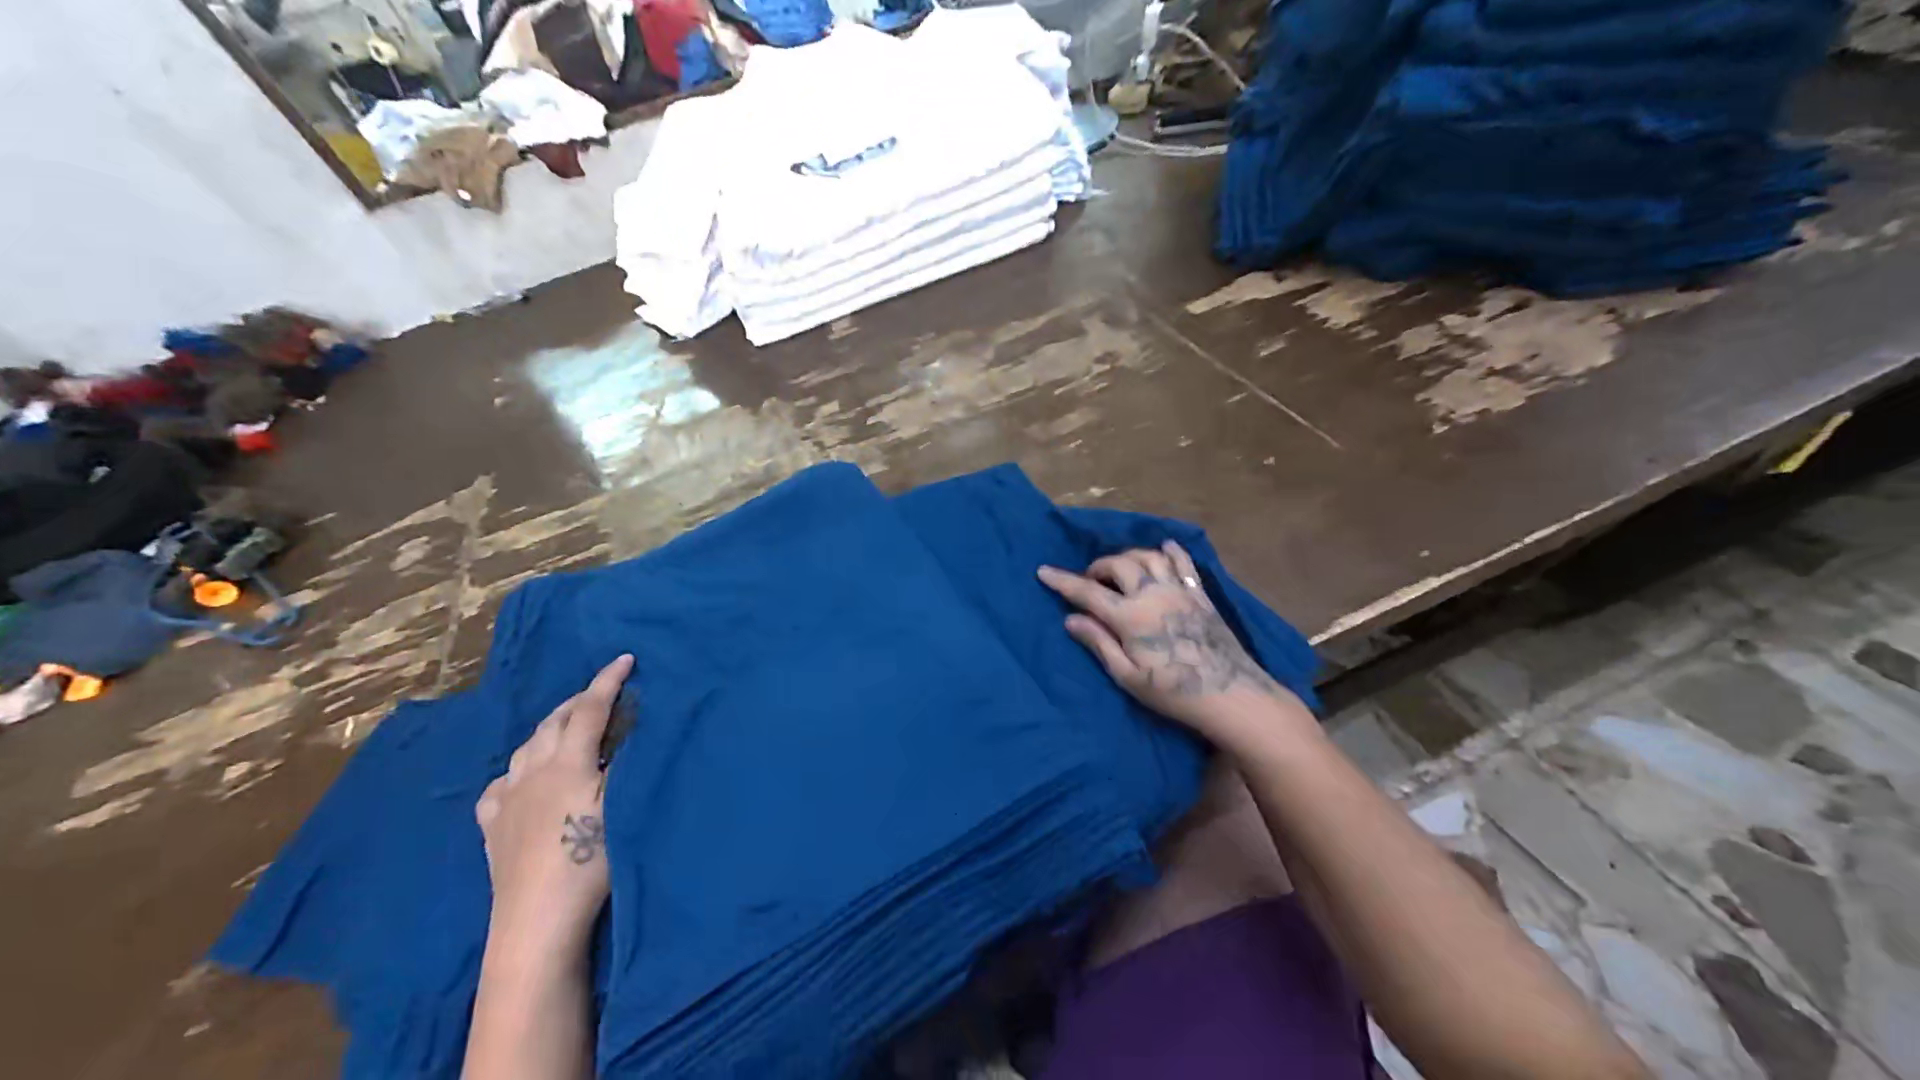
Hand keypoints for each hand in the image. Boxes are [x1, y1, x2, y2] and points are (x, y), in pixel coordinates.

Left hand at [475, 654, 632, 957]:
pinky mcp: (492, 827)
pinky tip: (521, 779)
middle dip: (577, 700)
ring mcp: (507, 799)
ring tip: (566, 729)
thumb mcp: (620, 804)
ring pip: (525, 748)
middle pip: (554, 722)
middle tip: (601, 692)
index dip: (608, 681)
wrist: (537, 919)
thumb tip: (630, 726)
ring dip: (549, 729)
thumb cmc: (590, 858)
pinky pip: (501, 784)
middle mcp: (532, 771)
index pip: (590, 709)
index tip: (625, 658)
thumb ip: (623, 762)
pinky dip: (518, 769)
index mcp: (568, 761)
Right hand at [1038, 542, 1289, 737]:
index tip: (1043, 571)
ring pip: (1148, 556)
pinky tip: (1163, 548)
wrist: (1231, 694)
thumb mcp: (1127, 676)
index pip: (1087, 592)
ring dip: (1128, 557)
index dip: (1063, 581)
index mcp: (1129, 616)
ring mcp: (1178, 590)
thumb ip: (1099, 642)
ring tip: (1120, 569)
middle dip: (1098, 568)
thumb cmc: (1173, 692)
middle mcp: (1152, 593)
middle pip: (1118, 565)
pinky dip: (1170, 551)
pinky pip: (1183, 562)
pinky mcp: (1199, 593)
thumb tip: (1070, 619)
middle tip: (1091, 582)